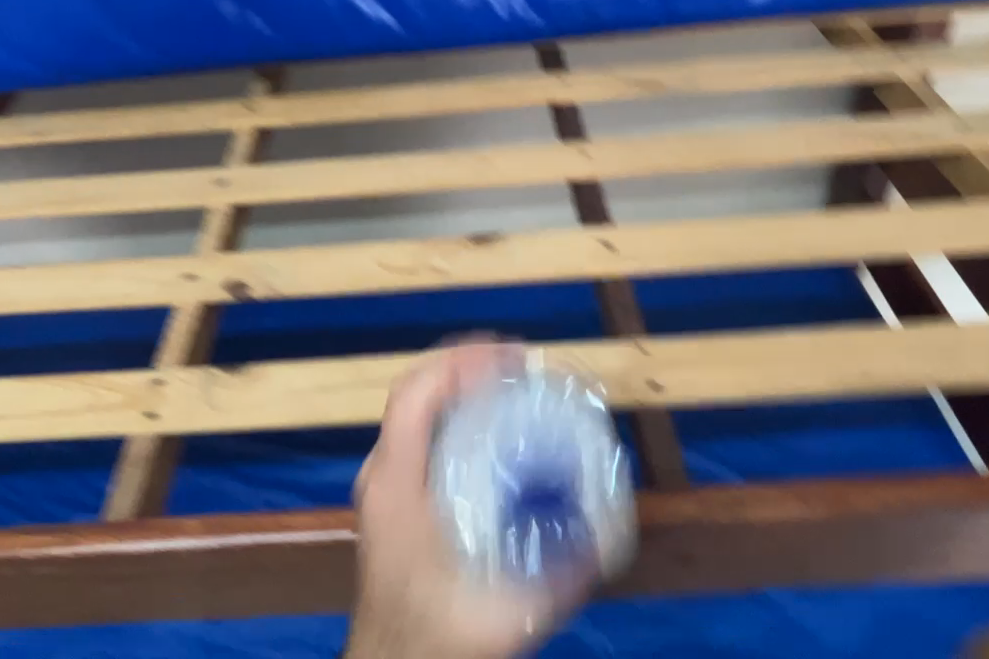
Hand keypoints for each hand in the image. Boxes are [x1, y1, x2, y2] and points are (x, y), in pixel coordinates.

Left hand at [347, 340, 590, 658]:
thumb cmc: (436, 637)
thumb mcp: (503, 615)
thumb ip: (558, 579)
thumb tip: (605, 535)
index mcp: (397, 486)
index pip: (413, 396)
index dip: (457, 363)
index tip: (509, 357)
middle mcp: (383, 472)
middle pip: (416, 391)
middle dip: (466, 364)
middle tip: (519, 364)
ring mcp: (383, 481)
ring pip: (416, 409)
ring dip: (458, 385)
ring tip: (508, 382)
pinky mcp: (391, 494)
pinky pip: (419, 431)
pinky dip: (453, 413)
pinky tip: (489, 425)